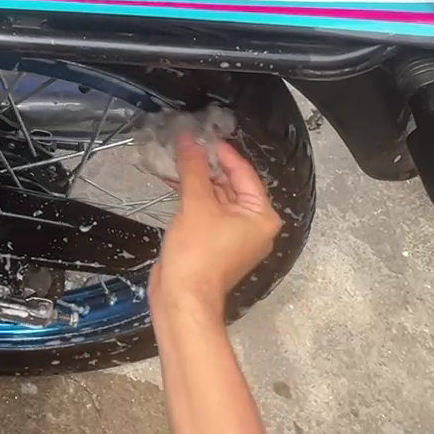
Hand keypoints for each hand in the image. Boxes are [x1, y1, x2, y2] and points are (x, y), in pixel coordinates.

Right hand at [149, 134, 281, 323]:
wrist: (182, 298)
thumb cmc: (197, 254)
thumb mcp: (196, 204)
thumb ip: (193, 168)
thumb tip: (189, 139)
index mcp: (261, 216)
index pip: (243, 172)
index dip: (221, 152)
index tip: (201, 134)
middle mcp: (252, 224)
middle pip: (230, 183)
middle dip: (206, 165)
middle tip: (184, 144)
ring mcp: (233, 235)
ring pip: (216, 196)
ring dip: (195, 179)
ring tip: (174, 158)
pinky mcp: (214, 242)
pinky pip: (206, 210)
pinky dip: (191, 196)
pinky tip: (173, 181)